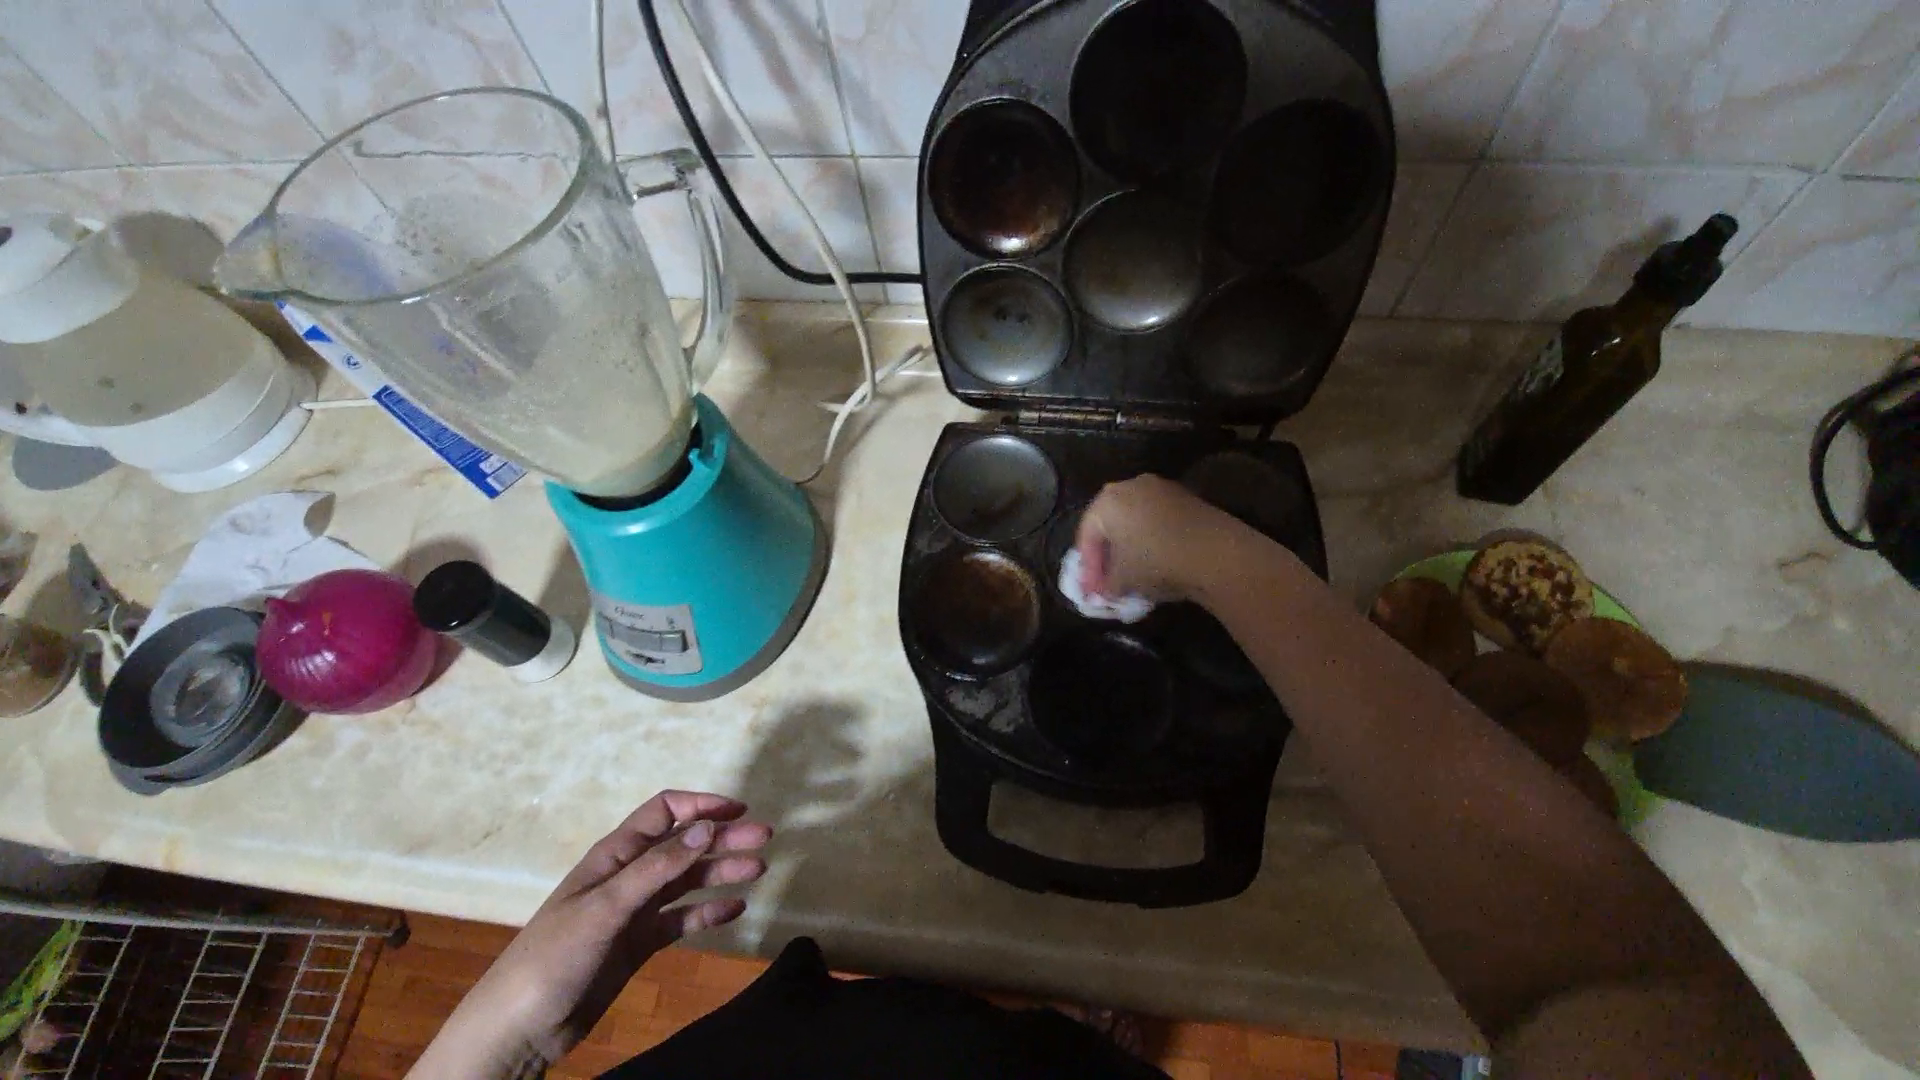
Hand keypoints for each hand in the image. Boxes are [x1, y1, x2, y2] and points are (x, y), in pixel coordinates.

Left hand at [409, 792, 772, 1078]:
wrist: (518, 1029)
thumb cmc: (554, 957)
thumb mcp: (606, 907)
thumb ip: (658, 866)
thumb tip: (709, 826)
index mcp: (615, 854)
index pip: (664, 812)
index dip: (701, 805)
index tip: (738, 810)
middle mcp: (629, 875)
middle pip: (684, 845)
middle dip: (723, 837)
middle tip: (764, 839)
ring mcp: (635, 910)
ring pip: (687, 880)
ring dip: (721, 871)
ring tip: (759, 870)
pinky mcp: (639, 943)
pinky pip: (681, 919)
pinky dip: (708, 911)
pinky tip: (735, 910)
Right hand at [1075, 474, 1246, 602]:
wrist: (1218, 555)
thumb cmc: (1157, 562)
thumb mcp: (1121, 581)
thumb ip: (1104, 584)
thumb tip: (1102, 590)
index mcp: (1107, 499)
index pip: (1086, 535)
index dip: (1087, 567)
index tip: (1092, 592)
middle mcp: (1132, 485)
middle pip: (1110, 524)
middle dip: (1107, 555)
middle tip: (1108, 582)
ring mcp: (1163, 488)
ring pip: (1135, 521)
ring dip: (1130, 547)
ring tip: (1133, 574)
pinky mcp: (1188, 498)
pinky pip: (1158, 520)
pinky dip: (1152, 539)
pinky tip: (1158, 562)